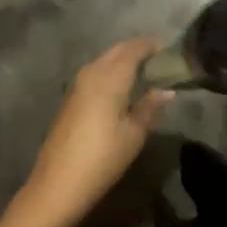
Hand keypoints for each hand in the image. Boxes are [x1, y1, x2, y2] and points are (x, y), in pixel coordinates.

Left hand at [26, 38, 174, 215]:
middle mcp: (92, 71)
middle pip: (117, 50)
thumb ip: (150, 108)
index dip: (150, 45)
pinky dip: (111, 71)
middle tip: (158, 60)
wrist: (58, 181)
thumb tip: (167, 90)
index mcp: (110, 77)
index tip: (167, 49)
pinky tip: (121, 87)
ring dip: (122, 60)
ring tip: (143, 72)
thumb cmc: (102, 158)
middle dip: (136, 50)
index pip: (133, 49)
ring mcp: (78, 83)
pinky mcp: (71, 96)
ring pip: (104, 60)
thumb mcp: (133, 135)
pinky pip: (95, 72)